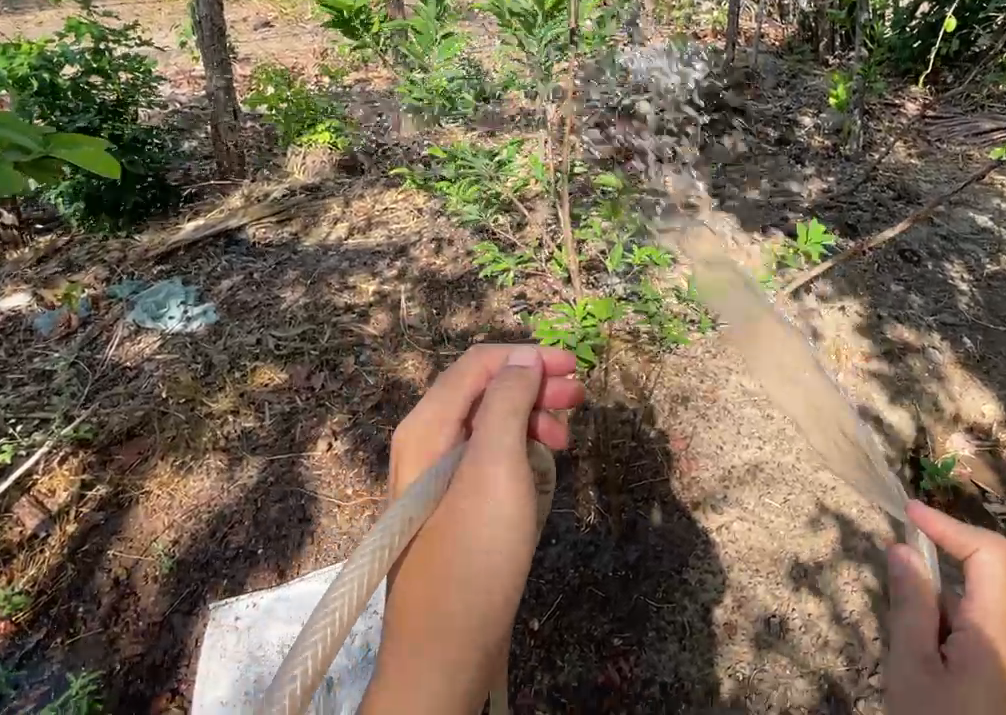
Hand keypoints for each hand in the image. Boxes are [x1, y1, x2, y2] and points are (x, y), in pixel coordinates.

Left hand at [362, 345, 585, 714]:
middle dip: (534, 385)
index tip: (574, 368)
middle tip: (578, 402)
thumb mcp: (495, 467)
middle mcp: (426, 440)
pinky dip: (520, 448)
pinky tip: (542, 466)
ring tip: (565, 441)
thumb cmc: (473, 553)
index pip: (479, 362)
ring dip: (531, 417)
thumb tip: (524, 361)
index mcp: (427, 424)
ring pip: (490, 421)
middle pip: (485, 388)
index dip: (529, 356)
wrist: (445, 650)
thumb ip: (506, 403)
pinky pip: (489, 454)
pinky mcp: (453, 502)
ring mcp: (437, 473)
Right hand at [886, 501, 1005, 714]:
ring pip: (971, 628)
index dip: (949, 525)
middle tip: (895, 635)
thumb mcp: (912, 671)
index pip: (989, 555)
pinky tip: (928, 694)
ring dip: (935, 631)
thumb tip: (903, 549)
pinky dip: (947, 654)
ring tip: (910, 677)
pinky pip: (979, 656)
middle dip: (928, 596)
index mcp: (998, 636)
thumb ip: (910, 606)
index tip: (907, 514)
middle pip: (973, 594)